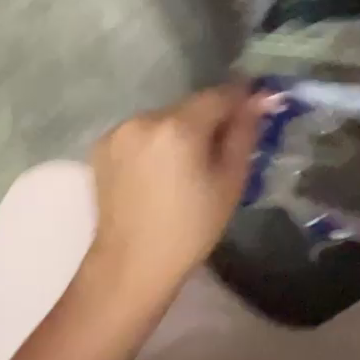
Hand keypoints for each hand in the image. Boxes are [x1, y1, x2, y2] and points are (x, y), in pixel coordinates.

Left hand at [85, 85, 265, 294]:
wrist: (131, 263)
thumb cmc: (190, 230)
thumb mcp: (229, 183)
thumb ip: (243, 134)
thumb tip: (258, 99)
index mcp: (179, 127)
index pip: (219, 95)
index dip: (240, 100)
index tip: (255, 110)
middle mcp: (145, 119)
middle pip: (189, 107)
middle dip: (207, 121)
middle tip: (220, 153)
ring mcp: (118, 131)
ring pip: (163, 120)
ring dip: (178, 132)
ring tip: (185, 169)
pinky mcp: (101, 146)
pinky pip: (139, 134)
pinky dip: (153, 144)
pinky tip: (156, 175)